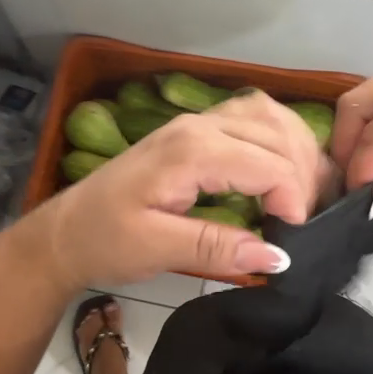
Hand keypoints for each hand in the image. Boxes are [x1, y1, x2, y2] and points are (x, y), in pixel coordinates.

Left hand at [22, 92, 317, 289]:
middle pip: (278, 133)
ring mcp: (196, 123)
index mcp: (191, 150)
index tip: (293, 240)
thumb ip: (217, 248)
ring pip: (269, 116)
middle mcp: (199, 125)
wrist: (66, 230)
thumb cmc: (104, 240)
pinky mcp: (195, 132)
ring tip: (304, 195)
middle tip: (306, 221)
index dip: (294, 201)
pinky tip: (282, 170)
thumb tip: (279, 257)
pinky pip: (251, 119)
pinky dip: (278, 140)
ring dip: (297, 150)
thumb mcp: (157, 249)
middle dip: (305, 175)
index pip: (270, 164)